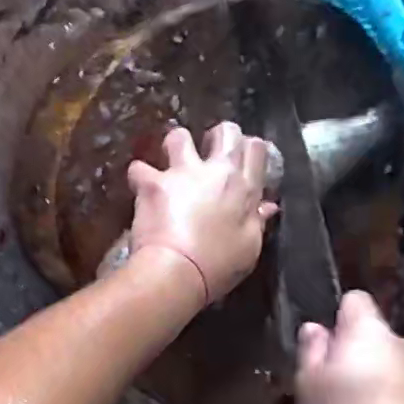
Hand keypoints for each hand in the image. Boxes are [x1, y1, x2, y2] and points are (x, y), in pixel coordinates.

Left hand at [127, 122, 277, 303]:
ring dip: (174, 145)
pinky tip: (137, 185)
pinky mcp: (152, 183)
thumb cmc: (218, 265)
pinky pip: (139, 167)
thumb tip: (266, 207)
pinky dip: (137, 174)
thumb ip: (256, 221)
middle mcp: (217, 172)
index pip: (255, 149)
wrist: (177, 270)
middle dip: (217, 135)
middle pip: (225, 133)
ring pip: (179, 137)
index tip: (237, 158)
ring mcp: (183, 173)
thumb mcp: (249, 246)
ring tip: (168, 158)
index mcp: (246, 187)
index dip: (246, 148)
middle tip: (205, 149)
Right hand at [295, 291, 403, 403]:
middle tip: (322, 373)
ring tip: (342, 399)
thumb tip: (315, 328)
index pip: (355, 299)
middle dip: (348, 346)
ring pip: (383, 359)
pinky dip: (381, 392)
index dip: (335, 312)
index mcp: (367, 331)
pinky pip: (396, 383)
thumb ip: (311, 349)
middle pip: (369, 333)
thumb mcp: (308, 381)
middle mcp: (399, 343)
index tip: (319, 335)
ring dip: (365, 371)